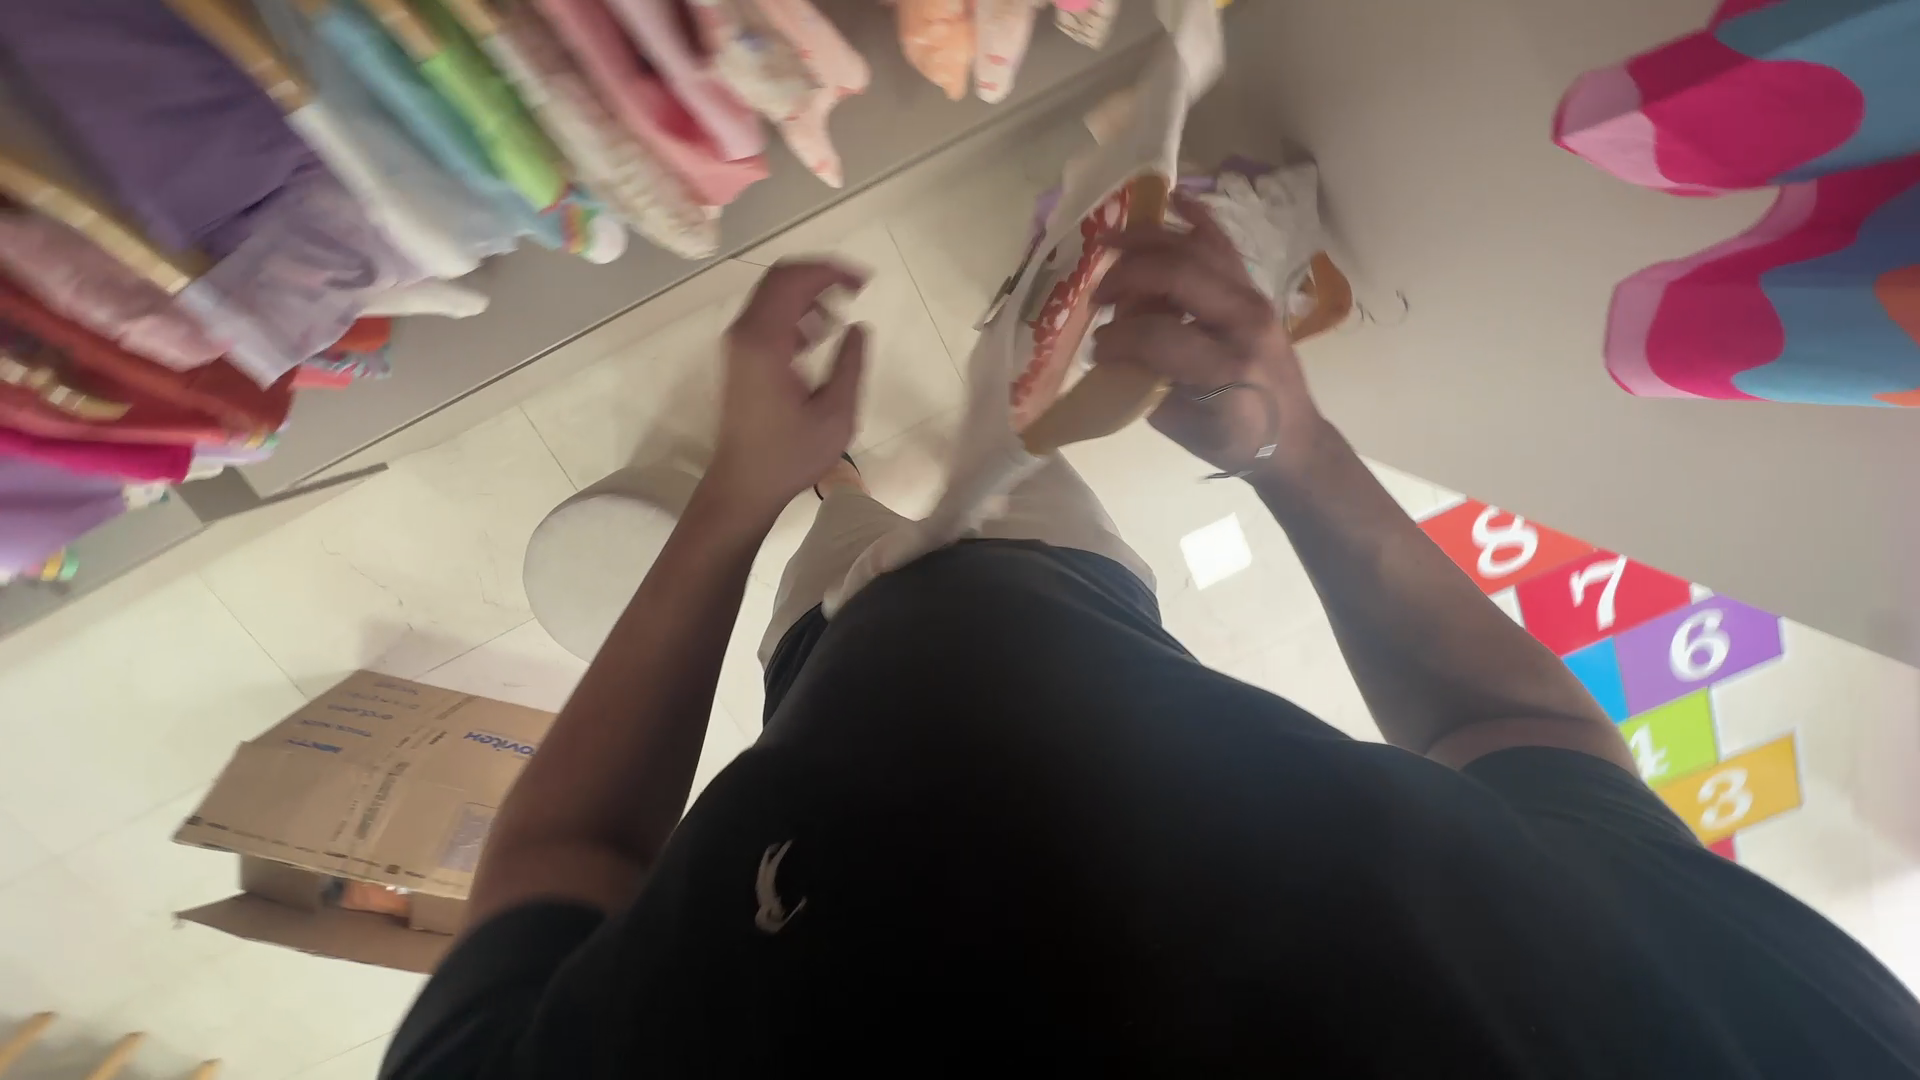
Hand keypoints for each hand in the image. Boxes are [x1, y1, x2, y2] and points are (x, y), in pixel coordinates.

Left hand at [705, 260, 867, 516]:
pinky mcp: (739, 358)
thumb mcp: (836, 415)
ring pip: (772, 296)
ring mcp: (737, 345)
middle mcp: (744, 333)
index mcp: (764, 342)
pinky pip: (767, 318)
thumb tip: (858, 328)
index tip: (864, 282)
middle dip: (821, 277)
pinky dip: (795, 315)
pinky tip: (818, 338)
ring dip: (808, 296)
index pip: (792, 279)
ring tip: (839, 318)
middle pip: (780, 279)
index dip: (831, 270)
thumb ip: (851, 365)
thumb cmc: (790, 456)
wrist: (744, 485)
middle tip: (857, 290)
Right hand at [1091, 193, 1324, 478]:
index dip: (1116, 338)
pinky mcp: (1254, 291)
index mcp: (1226, 367)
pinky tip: (1171, 201)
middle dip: (1126, 276)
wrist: (1290, 437)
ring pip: (1198, 249)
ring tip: (1110, 242)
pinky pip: (1223, 245)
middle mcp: (1244, 322)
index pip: (1158, 335)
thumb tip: (1113, 348)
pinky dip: (1196, 220)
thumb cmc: (1232, 440)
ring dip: (1149, 240)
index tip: (1095, 349)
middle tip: (1097, 295)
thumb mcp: (1179, 424)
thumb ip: (1144, 382)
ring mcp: (1253, 299)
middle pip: (1178, 274)